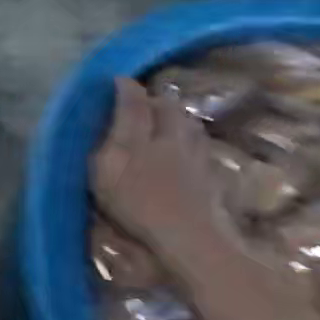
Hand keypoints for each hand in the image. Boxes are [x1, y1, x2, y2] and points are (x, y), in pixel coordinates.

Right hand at [92, 77, 236, 270]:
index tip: (118, 80)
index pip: (135, 103)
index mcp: (144, 136)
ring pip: (191, 127)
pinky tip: (189, 149)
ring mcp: (198, 160)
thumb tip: (113, 105)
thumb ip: (110, 135)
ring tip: (168, 120)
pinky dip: (193, 141)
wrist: (191, 239)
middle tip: (145, 100)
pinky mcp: (213, 180)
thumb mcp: (106, 168)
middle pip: (170, 111)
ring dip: (179, 118)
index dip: (126, 89)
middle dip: (158, 101)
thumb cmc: (137, 203)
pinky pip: (203, 149)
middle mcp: (173, 140)